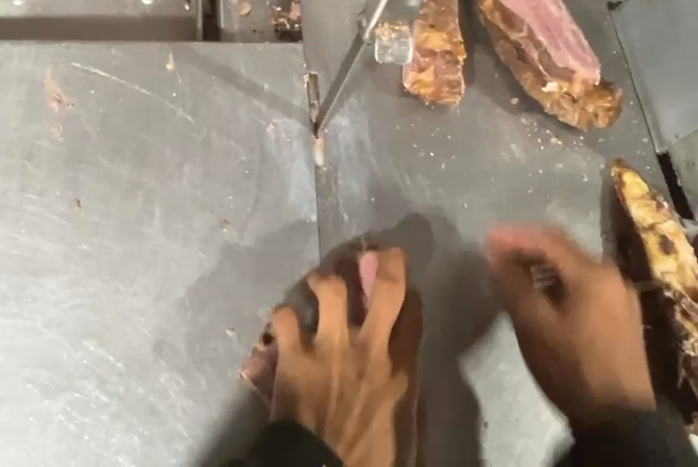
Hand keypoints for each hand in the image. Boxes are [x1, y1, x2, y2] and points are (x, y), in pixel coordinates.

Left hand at [269, 248, 422, 466]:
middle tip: (377, 251)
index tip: (406, 286)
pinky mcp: (294, 354)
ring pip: (331, 287)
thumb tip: (408, 378)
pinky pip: (285, 315)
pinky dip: (283, 314)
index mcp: (399, 370)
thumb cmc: (368, 462)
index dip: (411, 293)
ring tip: (321, 282)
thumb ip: (408, 398)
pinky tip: (285, 320)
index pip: (413, 314)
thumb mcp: (405, 436)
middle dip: (386, 261)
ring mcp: (329, 346)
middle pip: (385, 286)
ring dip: (325, 280)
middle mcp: (367, 347)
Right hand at [484, 224, 653, 432]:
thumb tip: (492, 253)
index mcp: (593, 273)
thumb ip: (511, 283)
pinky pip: (585, 284)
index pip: (547, 239)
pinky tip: (542, 297)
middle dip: (527, 249)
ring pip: (574, 267)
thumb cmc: (572, 368)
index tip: (486, 240)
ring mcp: (622, 296)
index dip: (513, 236)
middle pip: (562, 249)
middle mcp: (612, 275)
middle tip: (498, 256)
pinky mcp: (623, 316)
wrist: (620, 422)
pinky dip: (560, 282)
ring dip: (543, 266)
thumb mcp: (534, 325)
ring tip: (515, 277)